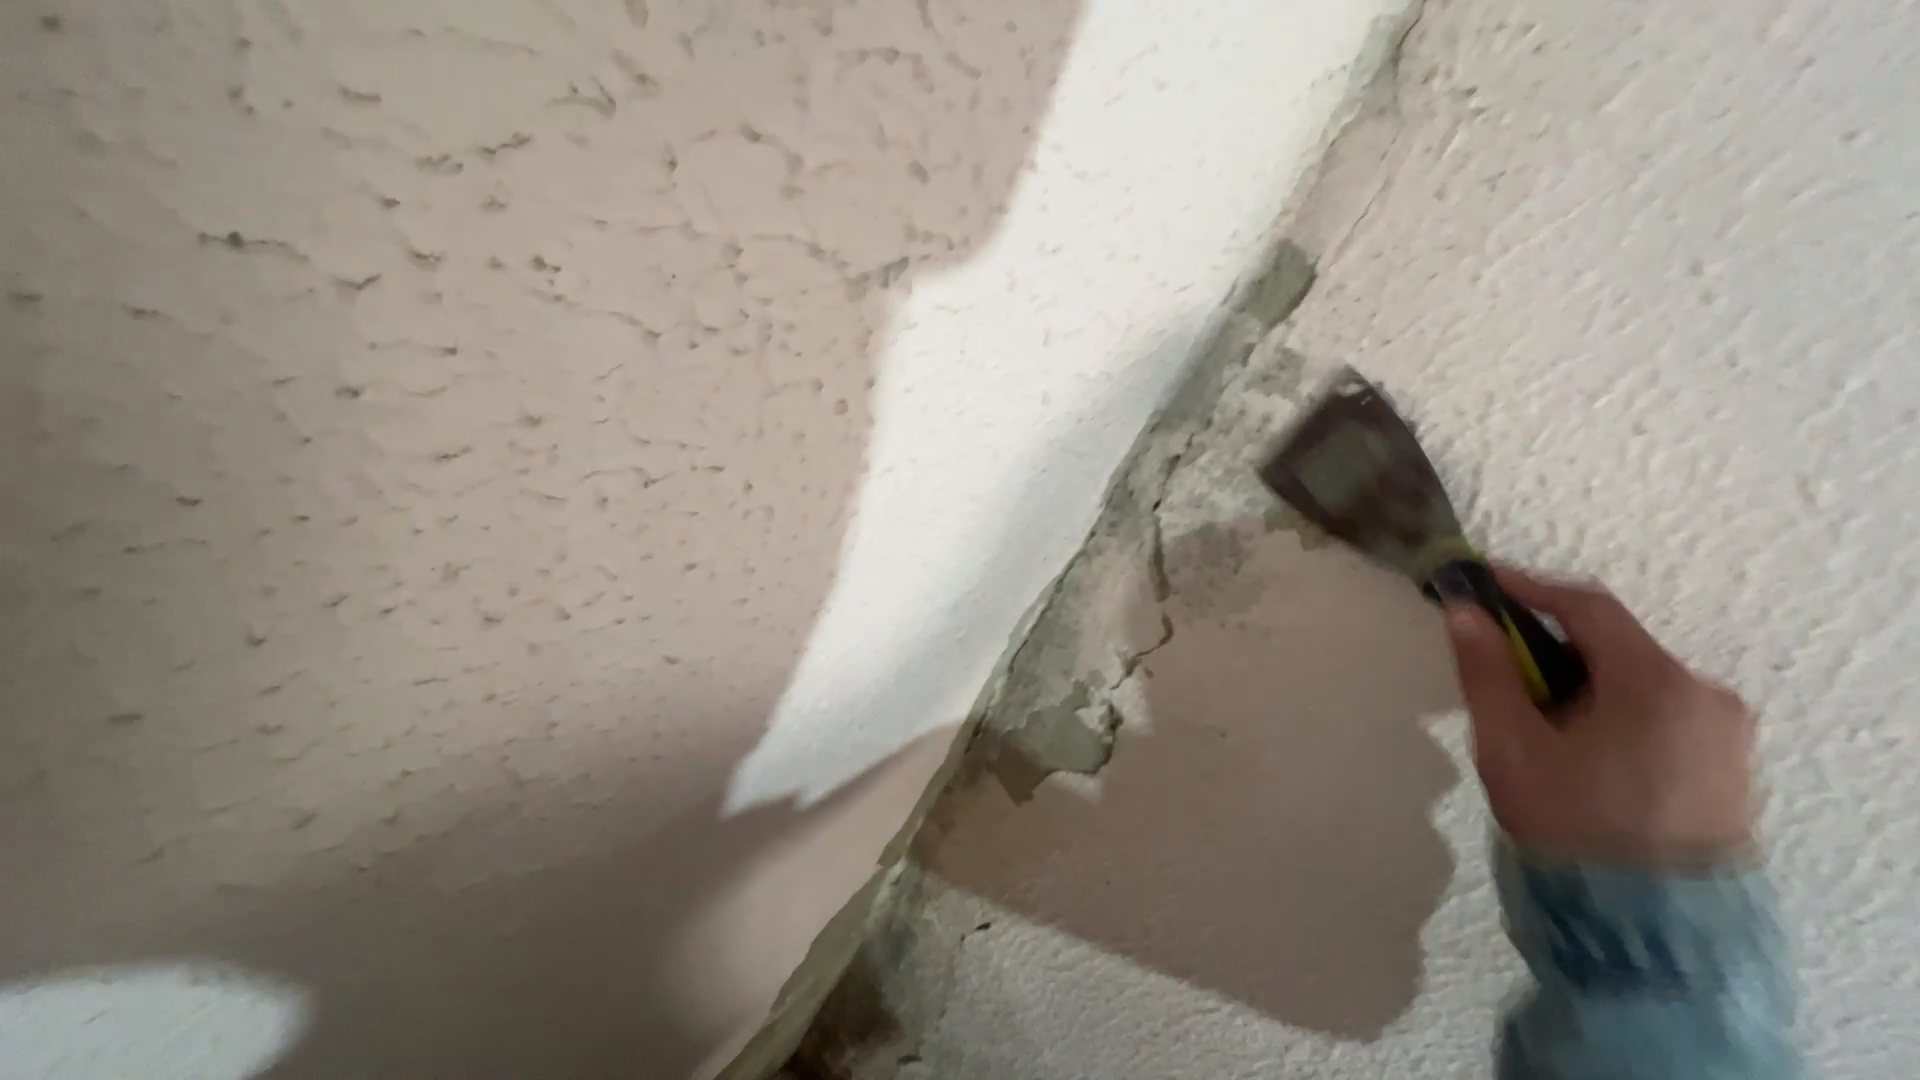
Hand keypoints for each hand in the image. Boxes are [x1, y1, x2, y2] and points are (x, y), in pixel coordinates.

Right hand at [1444, 566, 1755, 868]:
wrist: (1649, 926)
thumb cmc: (1571, 823)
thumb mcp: (1511, 745)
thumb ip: (1486, 671)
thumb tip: (1463, 611)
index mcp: (1656, 684)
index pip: (1588, 608)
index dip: (1529, 587)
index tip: (1481, 579)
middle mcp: (1705, 695)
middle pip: (1614, 646)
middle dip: (1552, 647)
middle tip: (1501, 670)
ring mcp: (1724, 731)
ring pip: (1635, 680)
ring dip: (1581, 681)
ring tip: (1535, 720)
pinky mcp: (1727, 762)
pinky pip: (1659, 710)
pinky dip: (1612, 708)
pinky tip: (1578, 744)